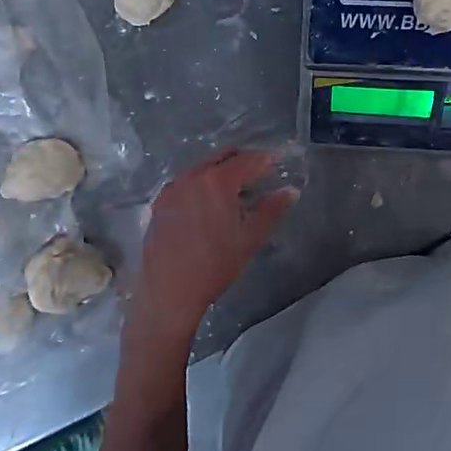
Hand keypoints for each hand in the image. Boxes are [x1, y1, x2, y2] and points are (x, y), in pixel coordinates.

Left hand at [130, 149, 296, 341]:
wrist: (169, 293)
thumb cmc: (215, 265)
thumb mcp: (250, 237)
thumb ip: (272, 209)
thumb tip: (291, 191)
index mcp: (217, 181)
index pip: (248, 160)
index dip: (266, 159)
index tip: (278, 162)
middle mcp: (192, 177)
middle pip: (222, 157)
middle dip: (243, 160)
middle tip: (259, 174)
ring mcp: (172, 189)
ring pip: (202, 168)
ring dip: (221, 172)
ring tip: (235, 191)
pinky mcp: (159, 204)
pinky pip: (185, 183)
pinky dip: (201, 185)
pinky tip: (208, 204)